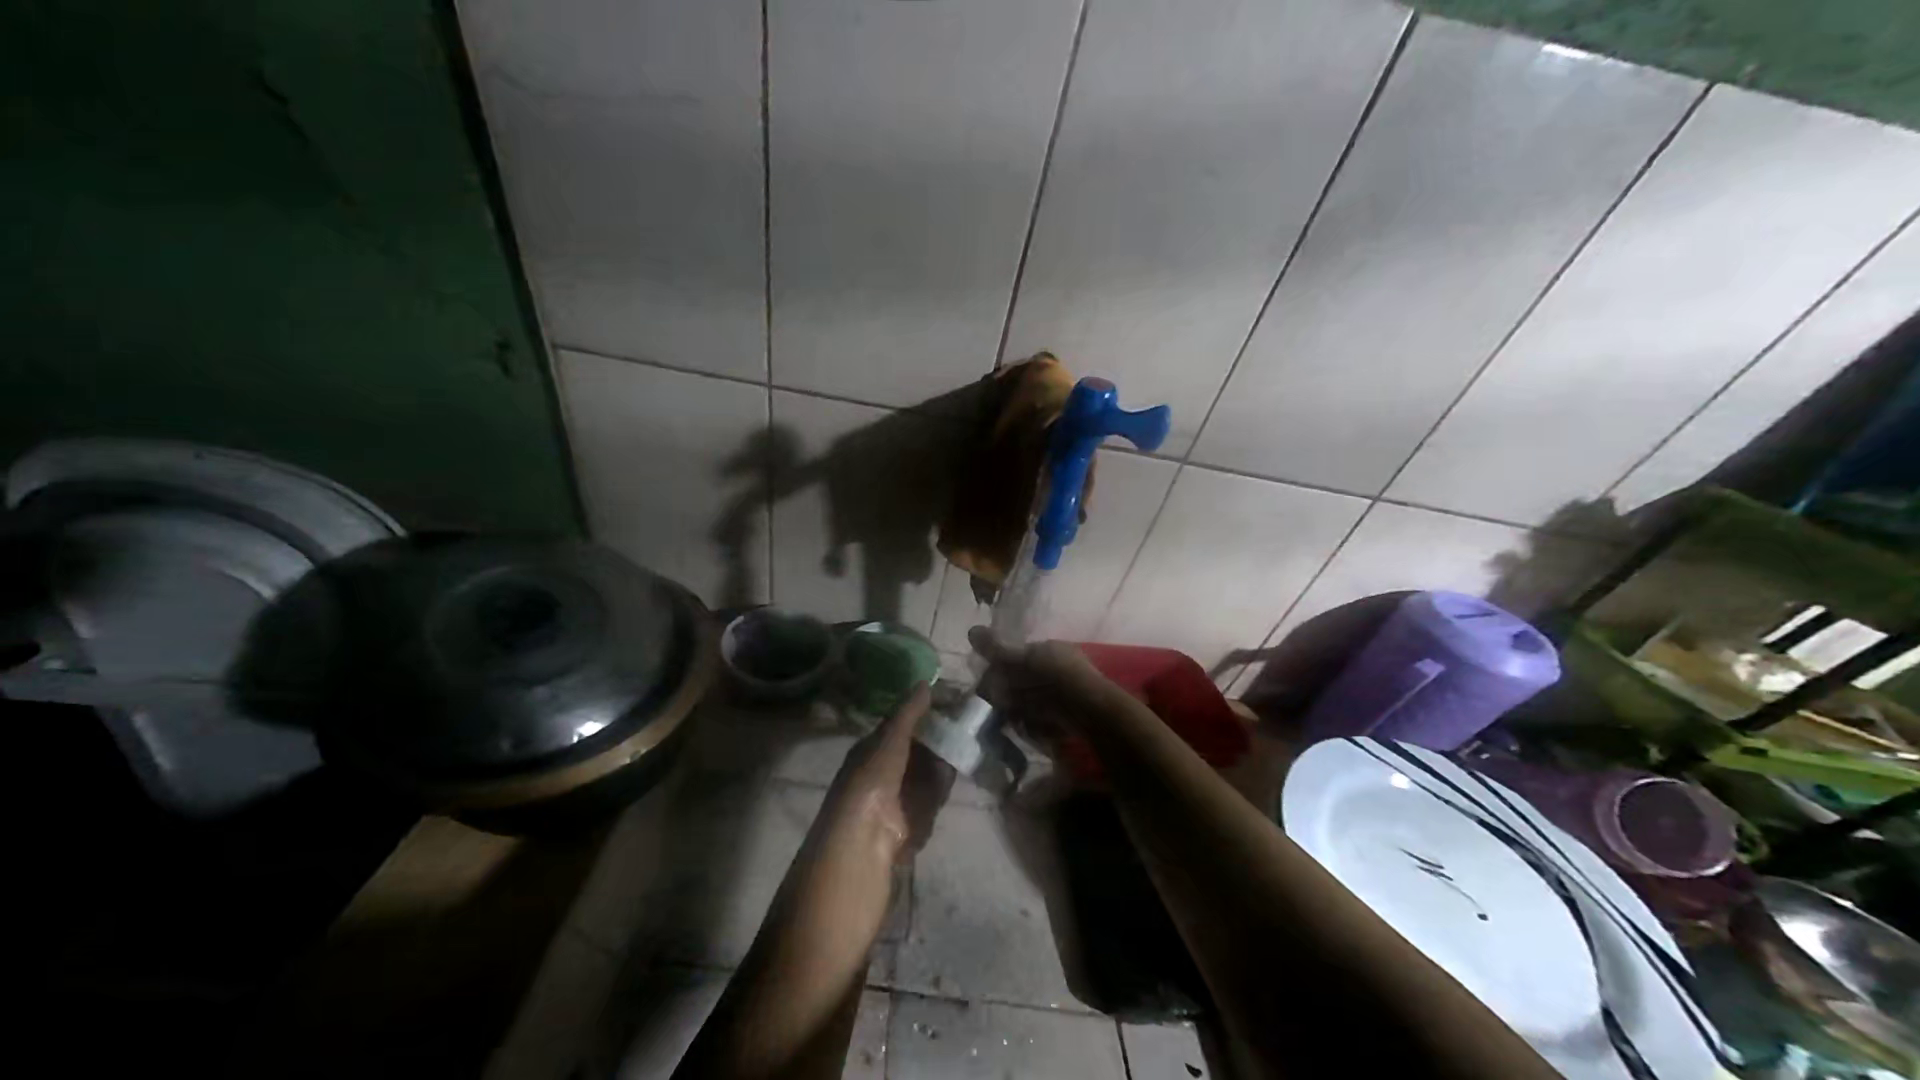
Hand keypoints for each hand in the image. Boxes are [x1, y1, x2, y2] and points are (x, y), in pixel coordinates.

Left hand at [678, 686, 939, 1079]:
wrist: (845, 889)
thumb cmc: (860, 809)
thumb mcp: (881, 757)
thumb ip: (904, 721)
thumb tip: (925, 682)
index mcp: (869, 754)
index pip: (906, 723)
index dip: (932, 712)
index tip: (966, 700)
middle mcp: (880, 776)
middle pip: (920, 752)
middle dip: (942, 747)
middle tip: (974, 737)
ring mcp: (892, 809)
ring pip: (927, 781)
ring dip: (939, 781)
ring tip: (952, 777)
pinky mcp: (903, 838)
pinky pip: (927, 813)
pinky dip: (931, 813)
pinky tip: (929, 819)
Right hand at [966, 627, 1107, 739]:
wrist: (1088, 710)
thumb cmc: (1052, 678)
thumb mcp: (1018, 660)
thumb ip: (995, 647)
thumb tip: (972, 630)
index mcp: (1050, 648)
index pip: (1020, 656)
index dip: (1003, 669)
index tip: (991, 685)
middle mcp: (1062, 666)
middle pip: (1027, 680)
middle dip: (1012, 693)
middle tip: (1000, 706)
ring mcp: (1071, 692)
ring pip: (1036, 701)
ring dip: (1023, 711)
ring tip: (1015, 721)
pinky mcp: (1075, 716)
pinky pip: (1049, 719)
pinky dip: (1039, 725)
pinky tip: (1034, 730)